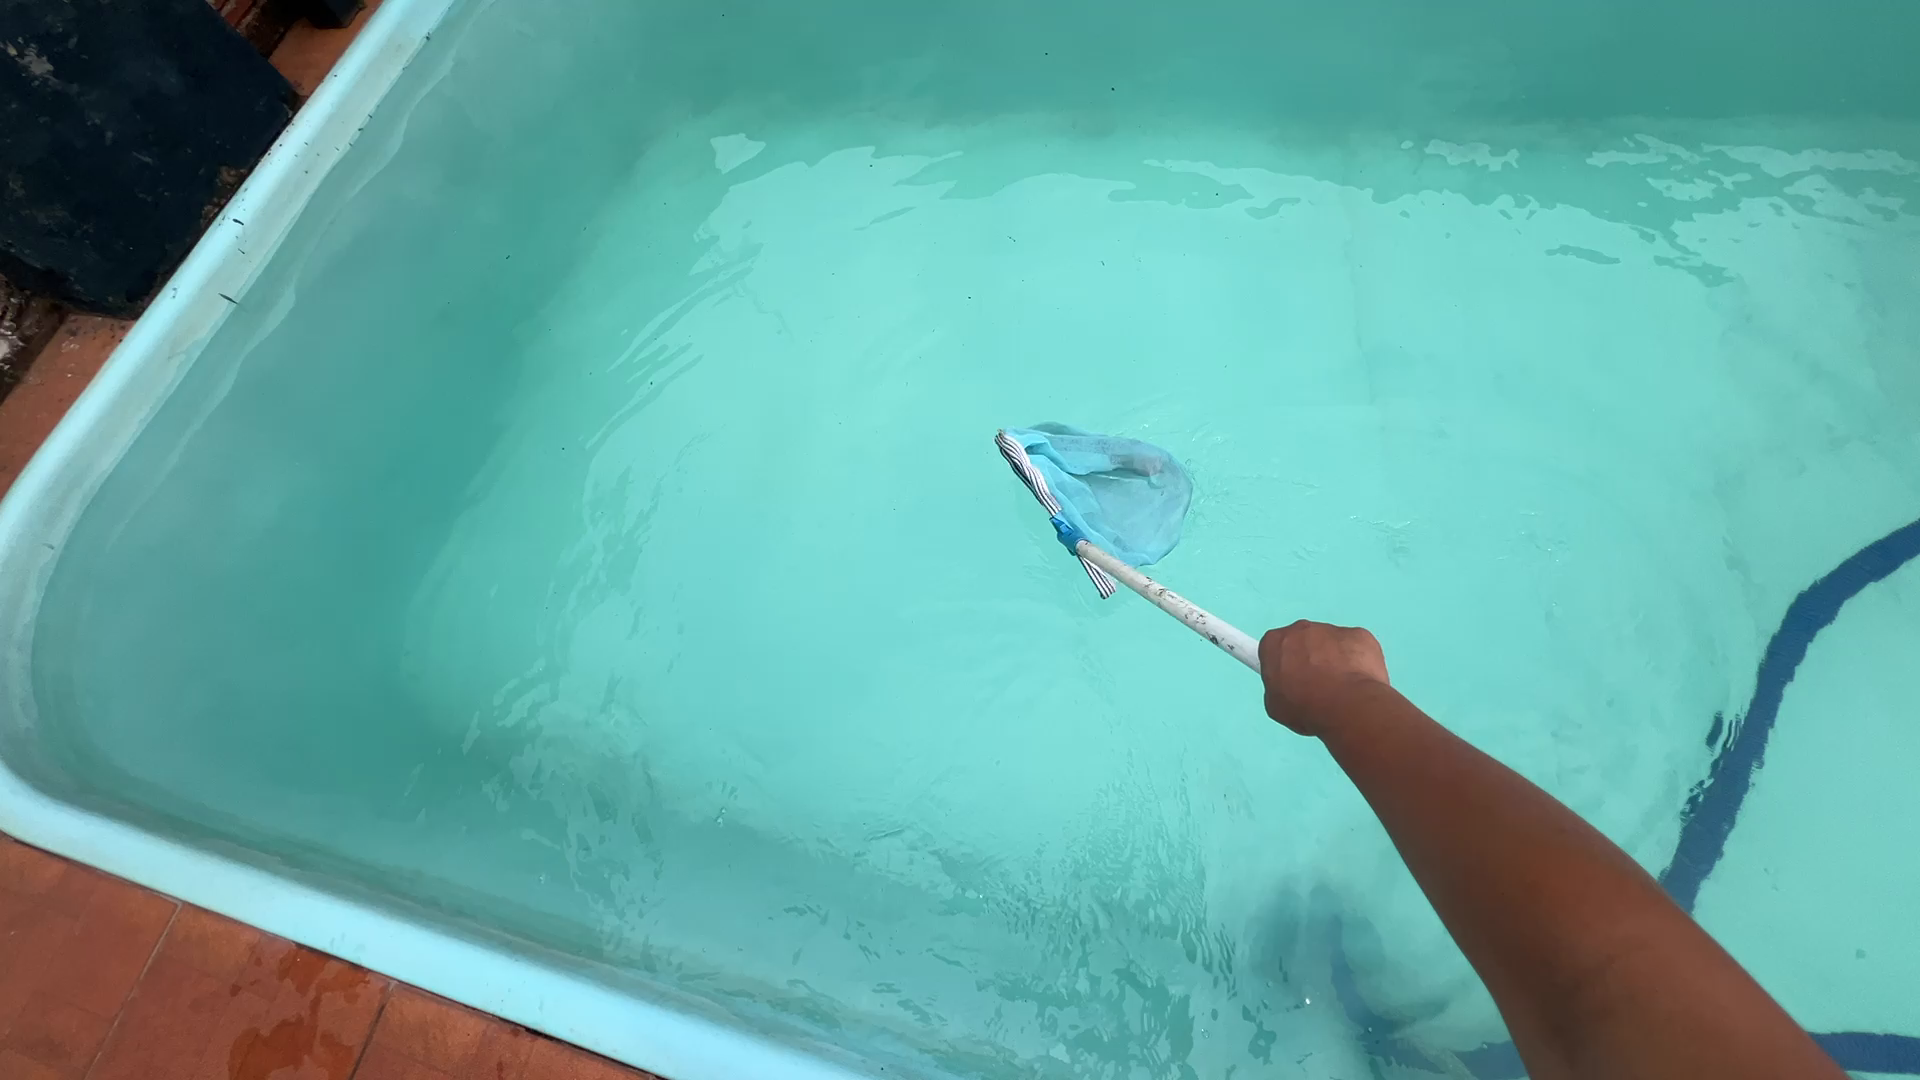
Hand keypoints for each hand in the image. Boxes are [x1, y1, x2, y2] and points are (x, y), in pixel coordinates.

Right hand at [1259, 620, 1390, 736]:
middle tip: (1319, 685)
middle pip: (1304, 641)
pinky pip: (1358, 647)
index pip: (1275, 648)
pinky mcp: (1360, 635)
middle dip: (1310, 658)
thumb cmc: (1304, 707)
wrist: (1347, 707)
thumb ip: (1278, 686)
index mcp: (1274, 642)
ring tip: (1344, 688)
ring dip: (1336, 660)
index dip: (1284, 665)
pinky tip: (1362, 682)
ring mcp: (1332, 630)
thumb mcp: (1276, 705)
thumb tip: (1289, 688)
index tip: (1292, 680)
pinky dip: (1360, 661)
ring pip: (1333, 643)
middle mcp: (1300, 629)